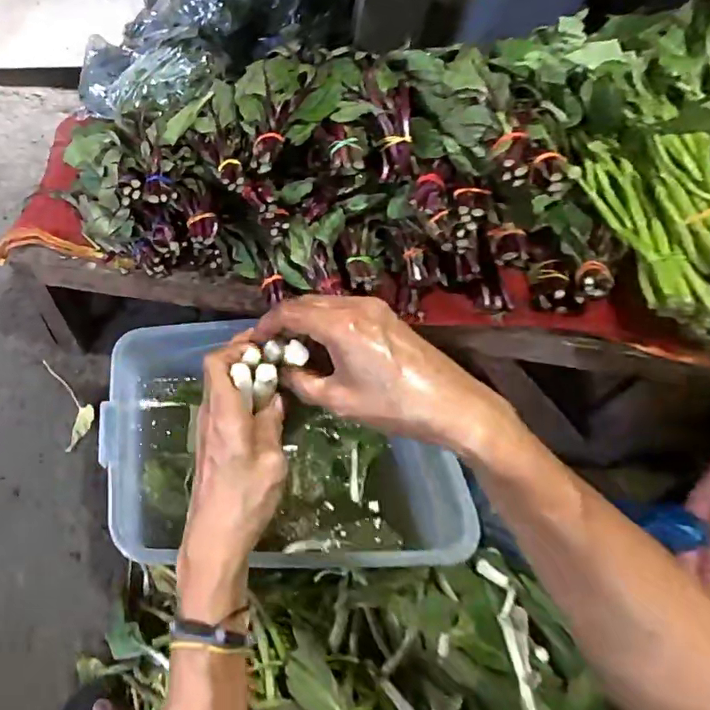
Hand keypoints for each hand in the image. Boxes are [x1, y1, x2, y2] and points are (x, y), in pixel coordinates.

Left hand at [178, 336, 286, 623]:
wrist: (214, 534)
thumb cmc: (245, 499)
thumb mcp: (272, 461)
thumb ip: (271, 423)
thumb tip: (274, 396)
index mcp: (224, 413)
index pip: (216, 362)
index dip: (236, 346)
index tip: (264, 344)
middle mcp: (209, 414)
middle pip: (217, 370)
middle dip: (244, 357)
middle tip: (275, 358)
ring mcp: (206, 427)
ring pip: (220, 387)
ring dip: (243, 377)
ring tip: (275, 380)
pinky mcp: (210, 441)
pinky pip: (223, 405)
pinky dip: (240, 397)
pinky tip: (264, 407)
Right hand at [251, 296, 530, 468]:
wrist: (454, 406)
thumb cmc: (393, 406)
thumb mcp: (338, 401)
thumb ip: (301, 382)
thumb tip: (283, 372)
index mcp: (339, 324)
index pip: (288, 312)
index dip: (265, 325)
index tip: (254, 342)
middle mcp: (354, 306)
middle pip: (304, 302)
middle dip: (282, 320)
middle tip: (270, 346)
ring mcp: (373, 307)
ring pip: (323, 304)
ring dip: (303, 319)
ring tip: (293, 347)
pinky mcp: (385, 315)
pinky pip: (342, 309)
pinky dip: (323, 321)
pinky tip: (322, 345)